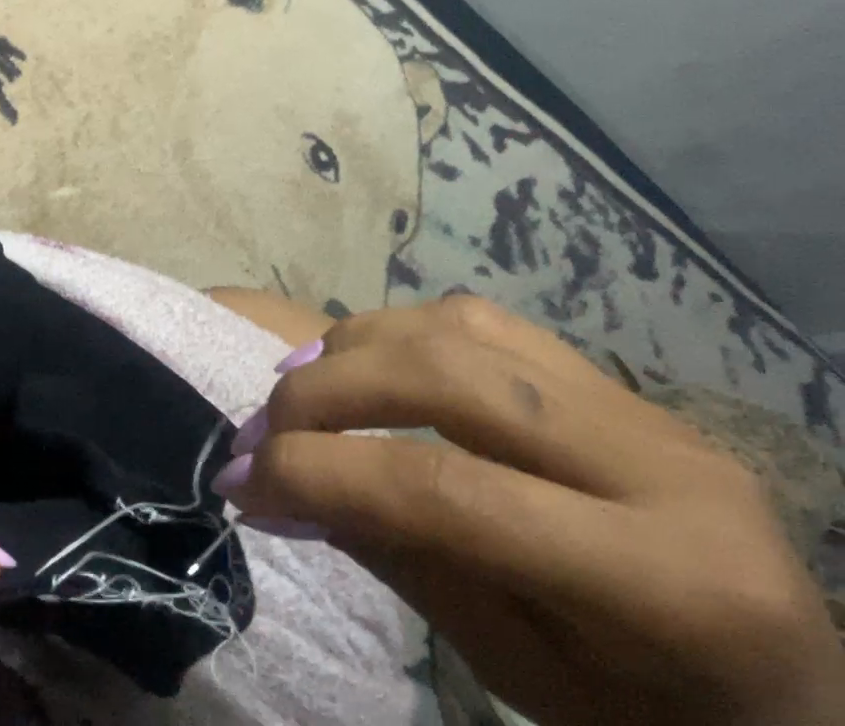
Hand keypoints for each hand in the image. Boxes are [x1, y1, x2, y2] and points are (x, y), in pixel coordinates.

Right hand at [211, 295, 844, 725]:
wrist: (774, 688)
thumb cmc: (637, 710)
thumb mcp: (513, 665)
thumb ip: (399, 559)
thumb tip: (275, 486)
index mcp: (661, 581)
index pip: (446, 492)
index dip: (318, 473)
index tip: (238, 483)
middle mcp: (665, 468)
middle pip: (449, 380)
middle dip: (323, 395)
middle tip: (257, 435)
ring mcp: (647, 410)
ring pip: (462, 329)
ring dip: (350, 348)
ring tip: (292, 389)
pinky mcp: (619, 384)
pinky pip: (488, 324)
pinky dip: (398, 332)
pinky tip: (361, 366)